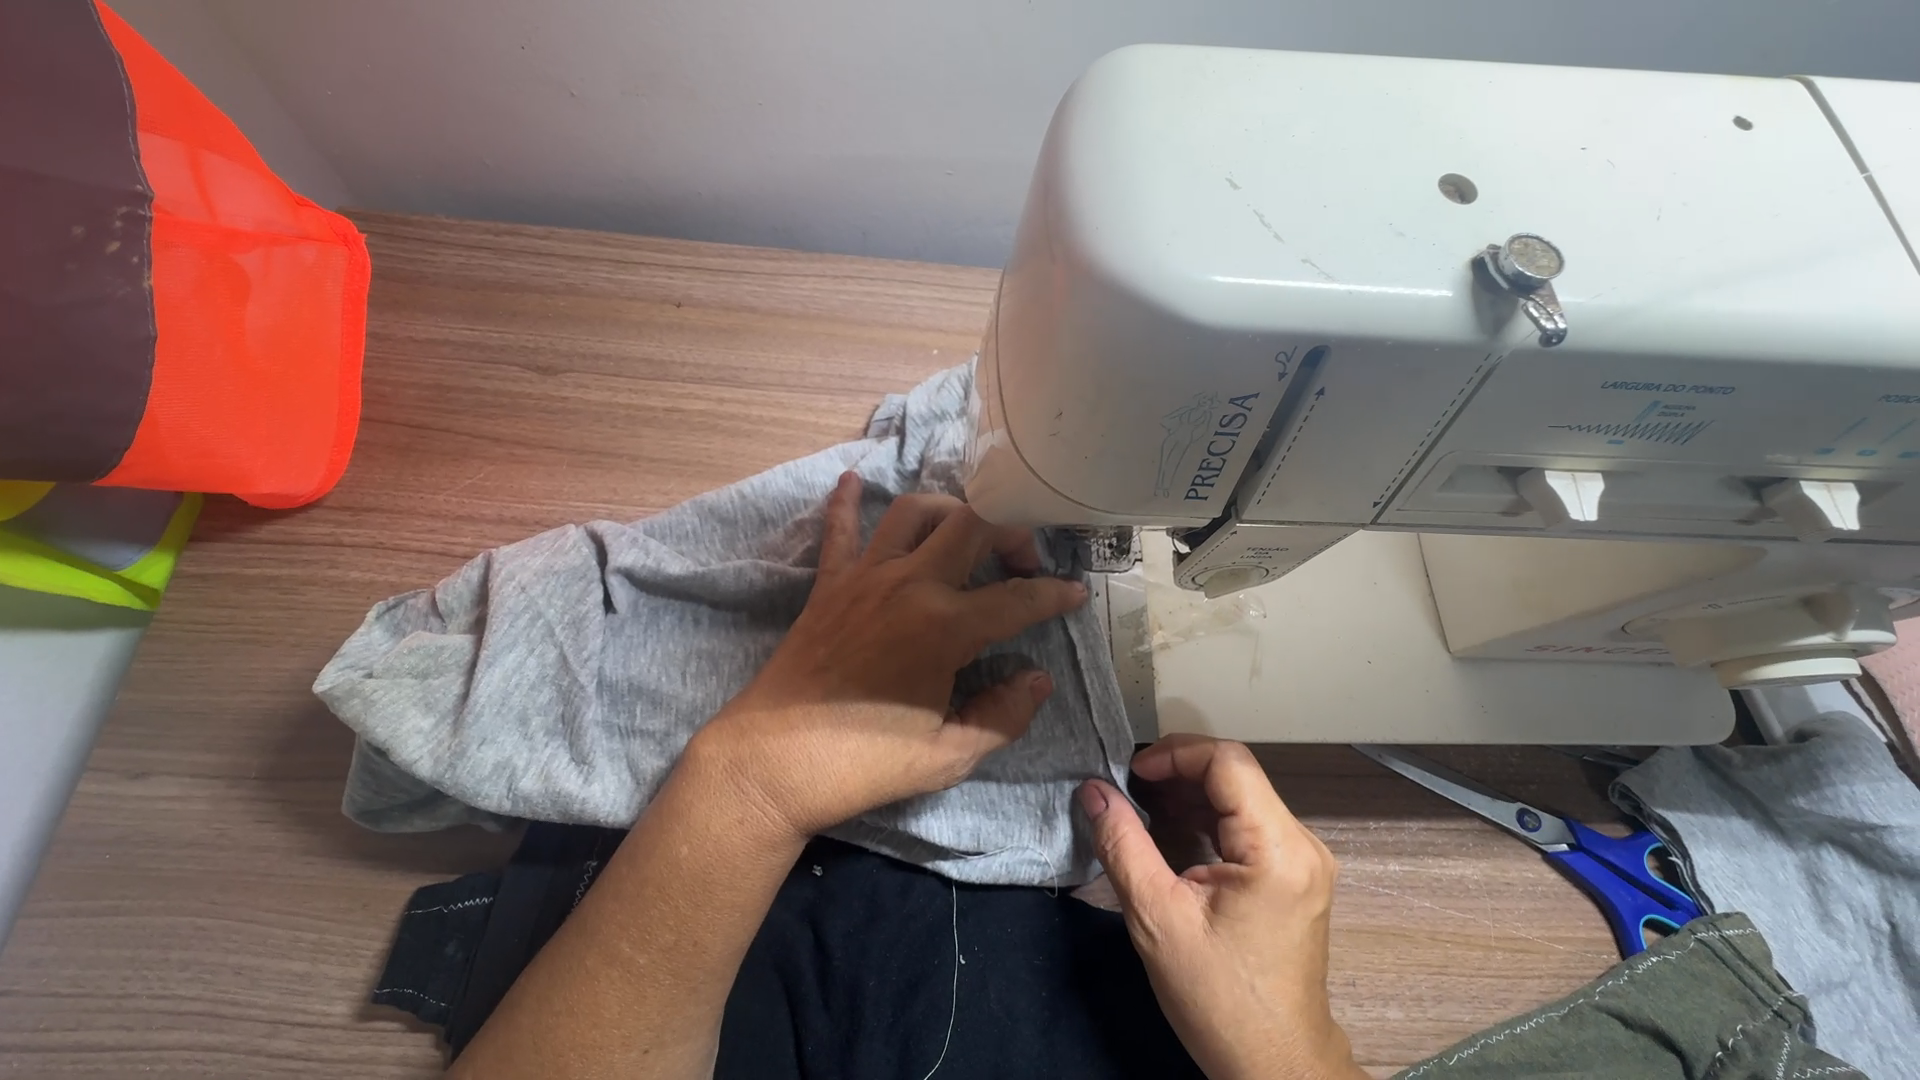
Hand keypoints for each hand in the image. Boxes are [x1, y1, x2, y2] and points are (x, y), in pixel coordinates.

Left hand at [690, 470, 1088, 840]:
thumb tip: (1037, 680)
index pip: (1017, 599)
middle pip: (972, 524)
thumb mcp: (947, 756)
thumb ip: (1002, 716)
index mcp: (944, 627)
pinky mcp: (829, 585)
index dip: (1055, 595)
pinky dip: (847, 502)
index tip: (1075, 594)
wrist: (771, 762)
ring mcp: (864, 578)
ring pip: (914, 511)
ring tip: (965, 535)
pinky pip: (840, 530)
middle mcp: (908, 585)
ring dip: (949, 511)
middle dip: (1010, 530)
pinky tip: (852, 480)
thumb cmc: (862, 763)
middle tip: (1023, 561)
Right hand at [1078, 736, 1363, 1079]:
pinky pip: (1247, 824)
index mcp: (1278, 849)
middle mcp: (1301, 844)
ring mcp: (1302, 859)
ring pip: (1240, 796)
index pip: (1228, 762)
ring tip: (1140, 807)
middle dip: (1177, 772)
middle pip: (1236, 775)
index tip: (1131, 772)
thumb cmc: (1218, 997)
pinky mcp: (1293, 875)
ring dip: (1189, 793)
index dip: (1174, 754)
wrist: (1274, 1065)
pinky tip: (1169, 830)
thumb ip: (1123, 844)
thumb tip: (1093, 790)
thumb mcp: (1157, 917)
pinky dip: (1206, 817)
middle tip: (1127, 789)